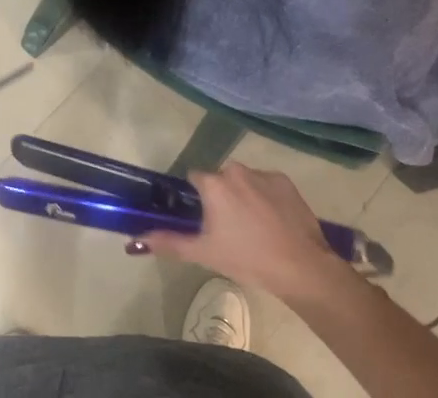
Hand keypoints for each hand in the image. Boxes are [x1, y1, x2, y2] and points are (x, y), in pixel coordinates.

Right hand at [137, 162, 353, 305]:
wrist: (301, 266)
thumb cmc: (247, 259)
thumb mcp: (204, 253)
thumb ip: (169, 242)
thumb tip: (136, 240)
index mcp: (213, 184)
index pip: (194, 179)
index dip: (196, 198)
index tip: (203, 218)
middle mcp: (235, 170)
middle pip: (220, 179)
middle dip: (221, 197)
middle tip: (229, 228)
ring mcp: (263, 174)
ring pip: (244, 180)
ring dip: (244, 195)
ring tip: (254, 227)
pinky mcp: (286, 181)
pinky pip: (267, 184)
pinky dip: (266, 197)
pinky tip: (273, 222)